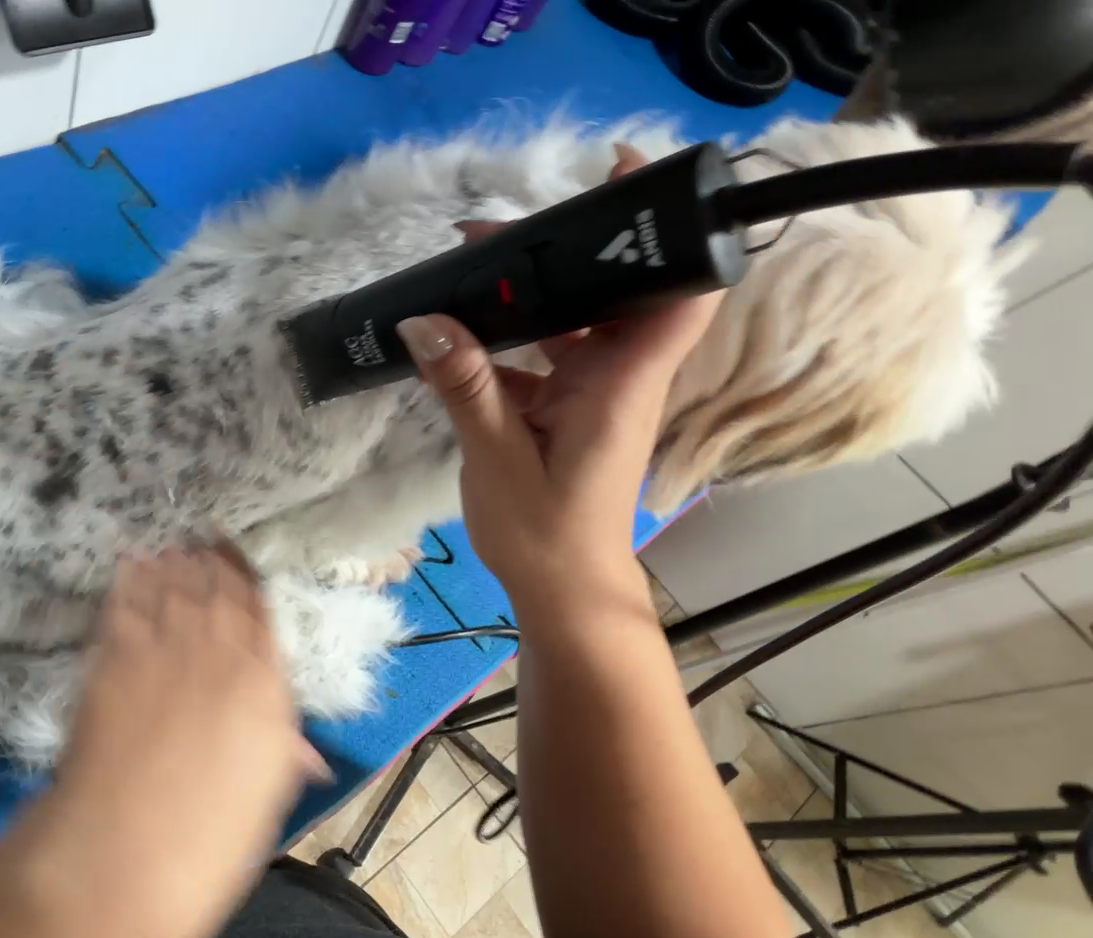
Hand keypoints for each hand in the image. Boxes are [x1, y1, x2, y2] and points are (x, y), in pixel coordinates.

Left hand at [37, 544, 321, 937]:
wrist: (118, 862)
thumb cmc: (203, 848)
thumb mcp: (261, 803)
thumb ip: (279, 755)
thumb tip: (302, 751)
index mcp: (265, 690)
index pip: (262, 617)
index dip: (249, 588)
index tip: (240, 569)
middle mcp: (218, 656)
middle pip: (217, 590)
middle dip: (212, 565)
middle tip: (204, 543)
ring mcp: (159, 651)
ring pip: (173, 586)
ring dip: (174, 564)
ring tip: (173, 544)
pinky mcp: (108, 660)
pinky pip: (124, 603)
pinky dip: (128, 579)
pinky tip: (129, 560)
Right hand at [397, 147, 722, 615]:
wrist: (562, 590)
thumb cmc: (543, 531)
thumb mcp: (495, 456)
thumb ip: (465, 385)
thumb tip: (423, 321)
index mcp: (623, 382)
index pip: (680, 290)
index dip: (670, 228)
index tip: (624, 180)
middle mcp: (620, 375)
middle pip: (613, 290)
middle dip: (563, 250)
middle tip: (494, 230)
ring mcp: (593, 391)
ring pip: (574, 321)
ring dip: (528, 293)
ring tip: (467, 269)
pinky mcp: (568, 408)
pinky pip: (546, 356)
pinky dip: (510, 339)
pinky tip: (462, 335)